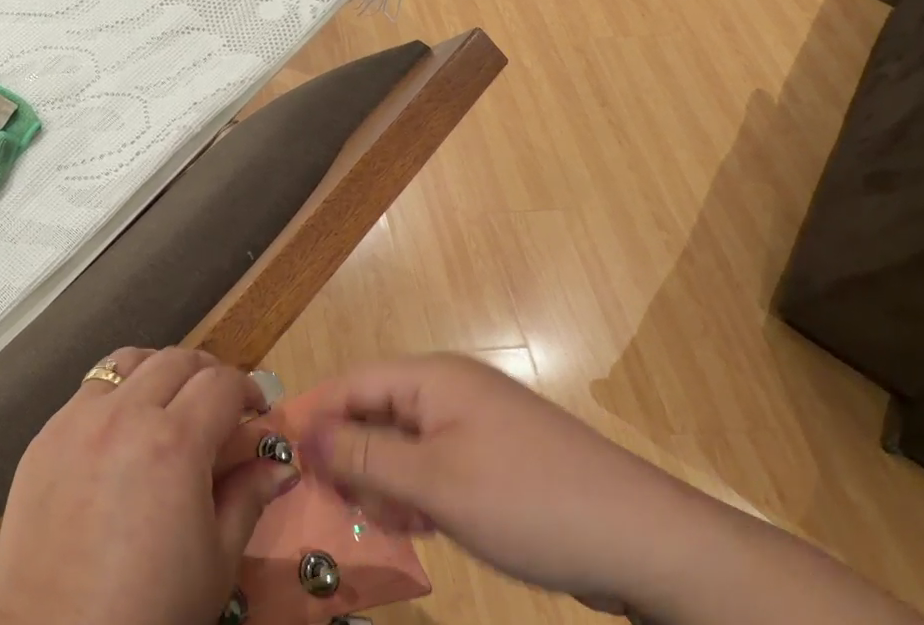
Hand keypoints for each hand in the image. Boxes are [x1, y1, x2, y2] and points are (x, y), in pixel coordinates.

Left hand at [0, 347, 297, 624]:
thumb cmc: (149, 606)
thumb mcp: (215, 559)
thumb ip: (248, 498)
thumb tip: (280, 465)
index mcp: (174, 442)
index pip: (221, 384)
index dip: (248, 391)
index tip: (257, 412)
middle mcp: (124, 415)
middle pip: (175, 360)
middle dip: (208, 373)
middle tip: (221, 404)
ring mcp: (77, 419)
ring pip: (126, 362)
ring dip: (158, 370)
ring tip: (170, 401)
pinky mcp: (45, 435)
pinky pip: (88, 392)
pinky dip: (115, 394)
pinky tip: (121, 432)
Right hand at [298, 355, 923, 624]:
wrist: (648, 543)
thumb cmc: (531, 502)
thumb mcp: (434, 483)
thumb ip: (362, 458)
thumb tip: (302, 433)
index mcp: (433, 379)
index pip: (350, 384)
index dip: (310, 418)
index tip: (275, 457)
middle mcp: (450, 392)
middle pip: (373, 414)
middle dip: (345, 457)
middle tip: (322, 504)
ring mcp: (476, 427)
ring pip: (402, 446)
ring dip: (378, 482)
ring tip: (367, 523)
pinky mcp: (495, 462)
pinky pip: (434, 467)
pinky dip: (413, 494)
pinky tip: (410, 527)